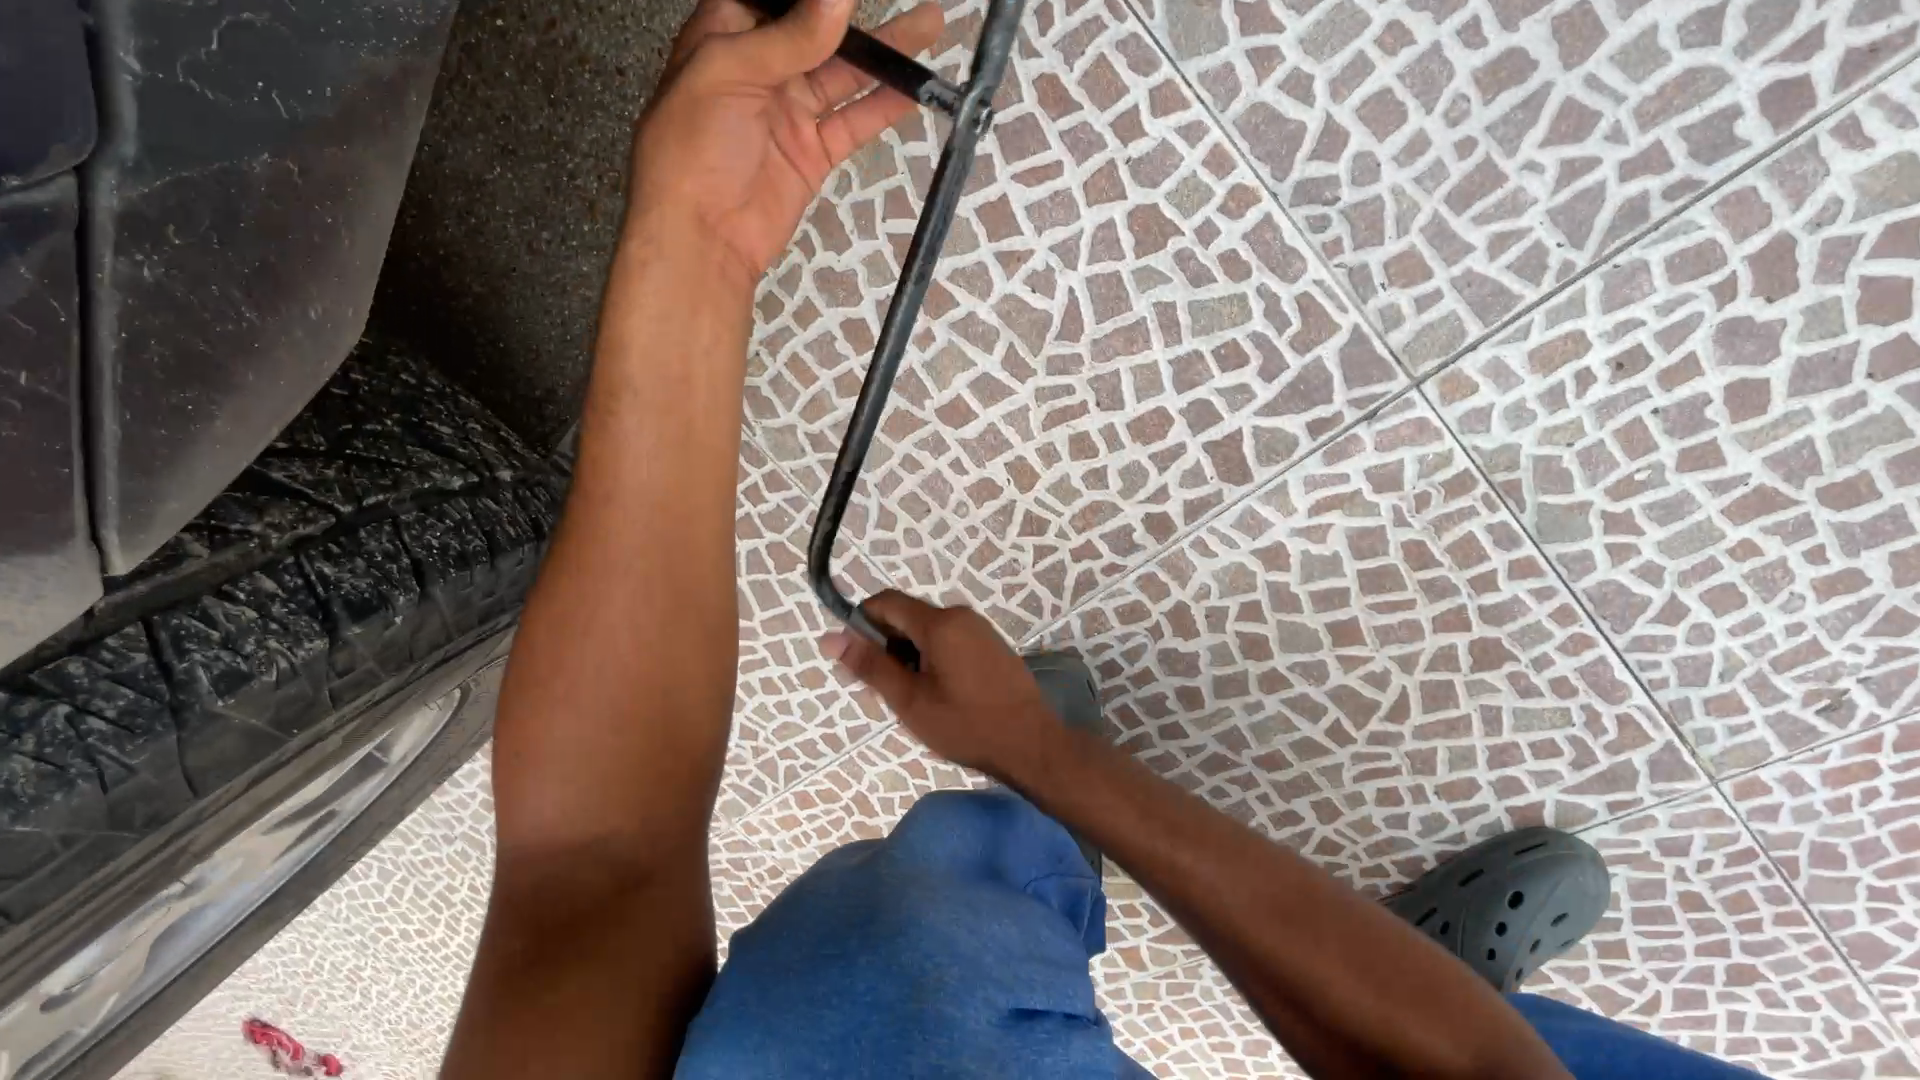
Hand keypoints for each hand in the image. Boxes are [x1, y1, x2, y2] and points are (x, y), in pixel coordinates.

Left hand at [627, 0, 942, 289]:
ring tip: (929, 26)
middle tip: (908, 1)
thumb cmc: (693, 145)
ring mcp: (790, 112)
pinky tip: (915, 86)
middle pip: (816, 31)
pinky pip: (853, 121)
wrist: (702, 235)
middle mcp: (760, 68)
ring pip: (844, 73)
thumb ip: (790, 37)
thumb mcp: (728, 72)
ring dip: (885, 53)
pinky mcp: (813, 153)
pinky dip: (884, 106)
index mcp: (724, 35)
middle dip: (858, 16)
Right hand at [821, 591, 1061, 775]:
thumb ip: (870, 666)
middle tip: (881, 695)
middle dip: (885, 650)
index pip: (885, 602)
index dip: (860, 625)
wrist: (1030, 745)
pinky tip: (936, 699)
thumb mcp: (909, 700)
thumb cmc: (966, 725)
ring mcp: (980, 630)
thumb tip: (831, 638)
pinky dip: (931, 663)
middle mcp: (961, 616)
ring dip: (908, 661)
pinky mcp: (991, 647)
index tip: (854, 662)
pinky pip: (948, 644)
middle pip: (906, 619)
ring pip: (927, 635)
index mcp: (940, 623)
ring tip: (910, 703)